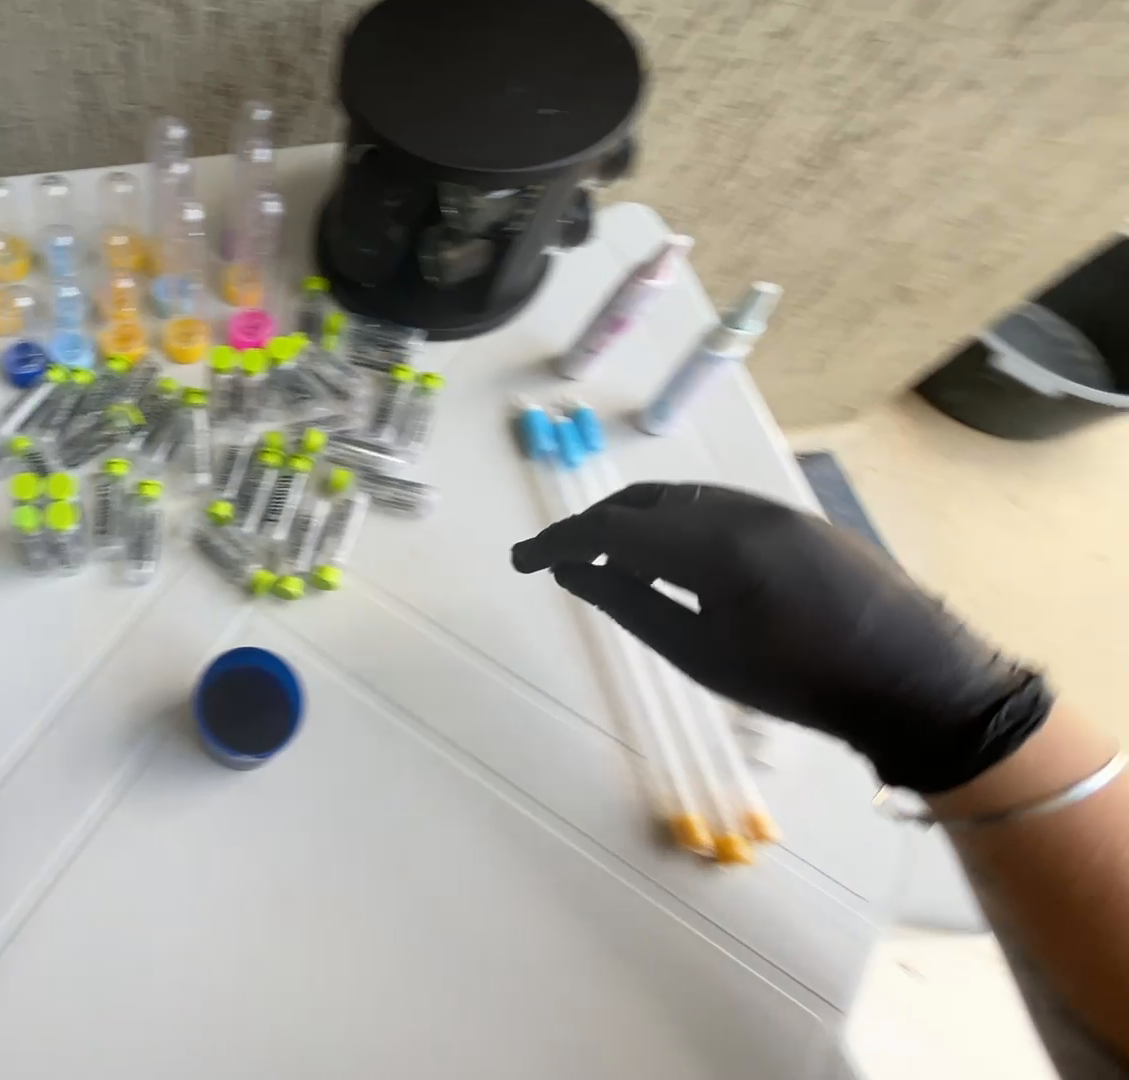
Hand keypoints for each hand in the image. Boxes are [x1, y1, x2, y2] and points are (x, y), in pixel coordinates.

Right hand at [511, 482, 1052, 792]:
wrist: (924, 686)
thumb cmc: (799, 683)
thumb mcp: (697, 652)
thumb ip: (626, 603)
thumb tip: (570, 573)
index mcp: (712, 547)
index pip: (609, 528)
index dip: (557, 542)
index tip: (521, 560)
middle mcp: (739, 511)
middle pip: (638, 502)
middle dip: (591, 529)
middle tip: (565, 565)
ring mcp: (771, 509)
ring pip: (674, 501)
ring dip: (631, 527)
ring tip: (618, 572)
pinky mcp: (793, 518)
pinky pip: (711, 508)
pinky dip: (672, 528)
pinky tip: (674, 566)